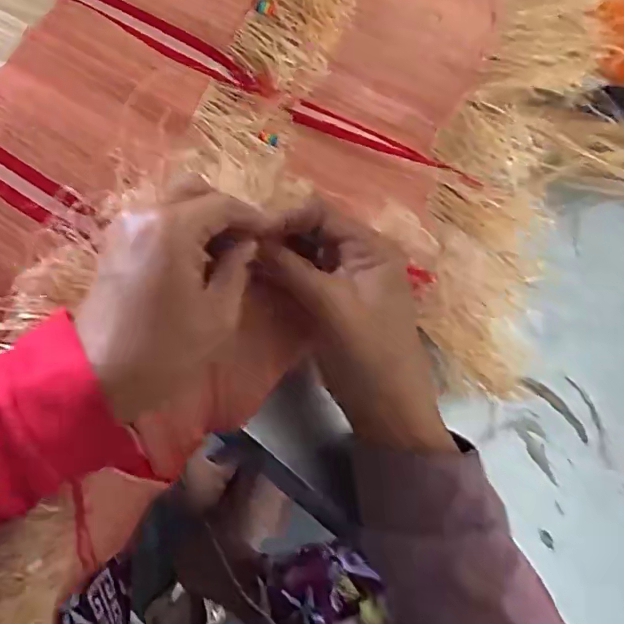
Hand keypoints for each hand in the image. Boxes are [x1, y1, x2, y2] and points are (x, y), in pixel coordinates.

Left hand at [74, 175, 264, 421]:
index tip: (273, 235)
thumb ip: (236, 268)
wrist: (99, 370)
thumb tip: (245, 243)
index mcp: (170, 227)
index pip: (220, 203)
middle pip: (191, 190)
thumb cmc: (165, 349)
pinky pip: (152, 218)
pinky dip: (176, 226)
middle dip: (223, 209)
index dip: (252, 216)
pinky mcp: (112, 240)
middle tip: (247, 241)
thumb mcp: (218, 313)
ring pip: (170, 202)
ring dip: (199, 216)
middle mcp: (143, 214)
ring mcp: (123, 225)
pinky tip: (194, 257)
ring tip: (224, 252)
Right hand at [257, 198, 455, 452]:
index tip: (247, 229)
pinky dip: (275, 267)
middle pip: (307, 226)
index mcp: (370, 248)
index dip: (282, 215)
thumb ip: (288, 265)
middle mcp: (358, 253)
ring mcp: (342, 274)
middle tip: (236, 240)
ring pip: (298, 247)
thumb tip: (249, 233)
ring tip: (237, 253)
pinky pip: (297, 269)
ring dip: (270, 249)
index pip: (318, 212)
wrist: (387, 411)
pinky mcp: (328, 294)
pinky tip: (249, 270)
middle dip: (273, 231)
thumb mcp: (327, 304)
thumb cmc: (367, 354)